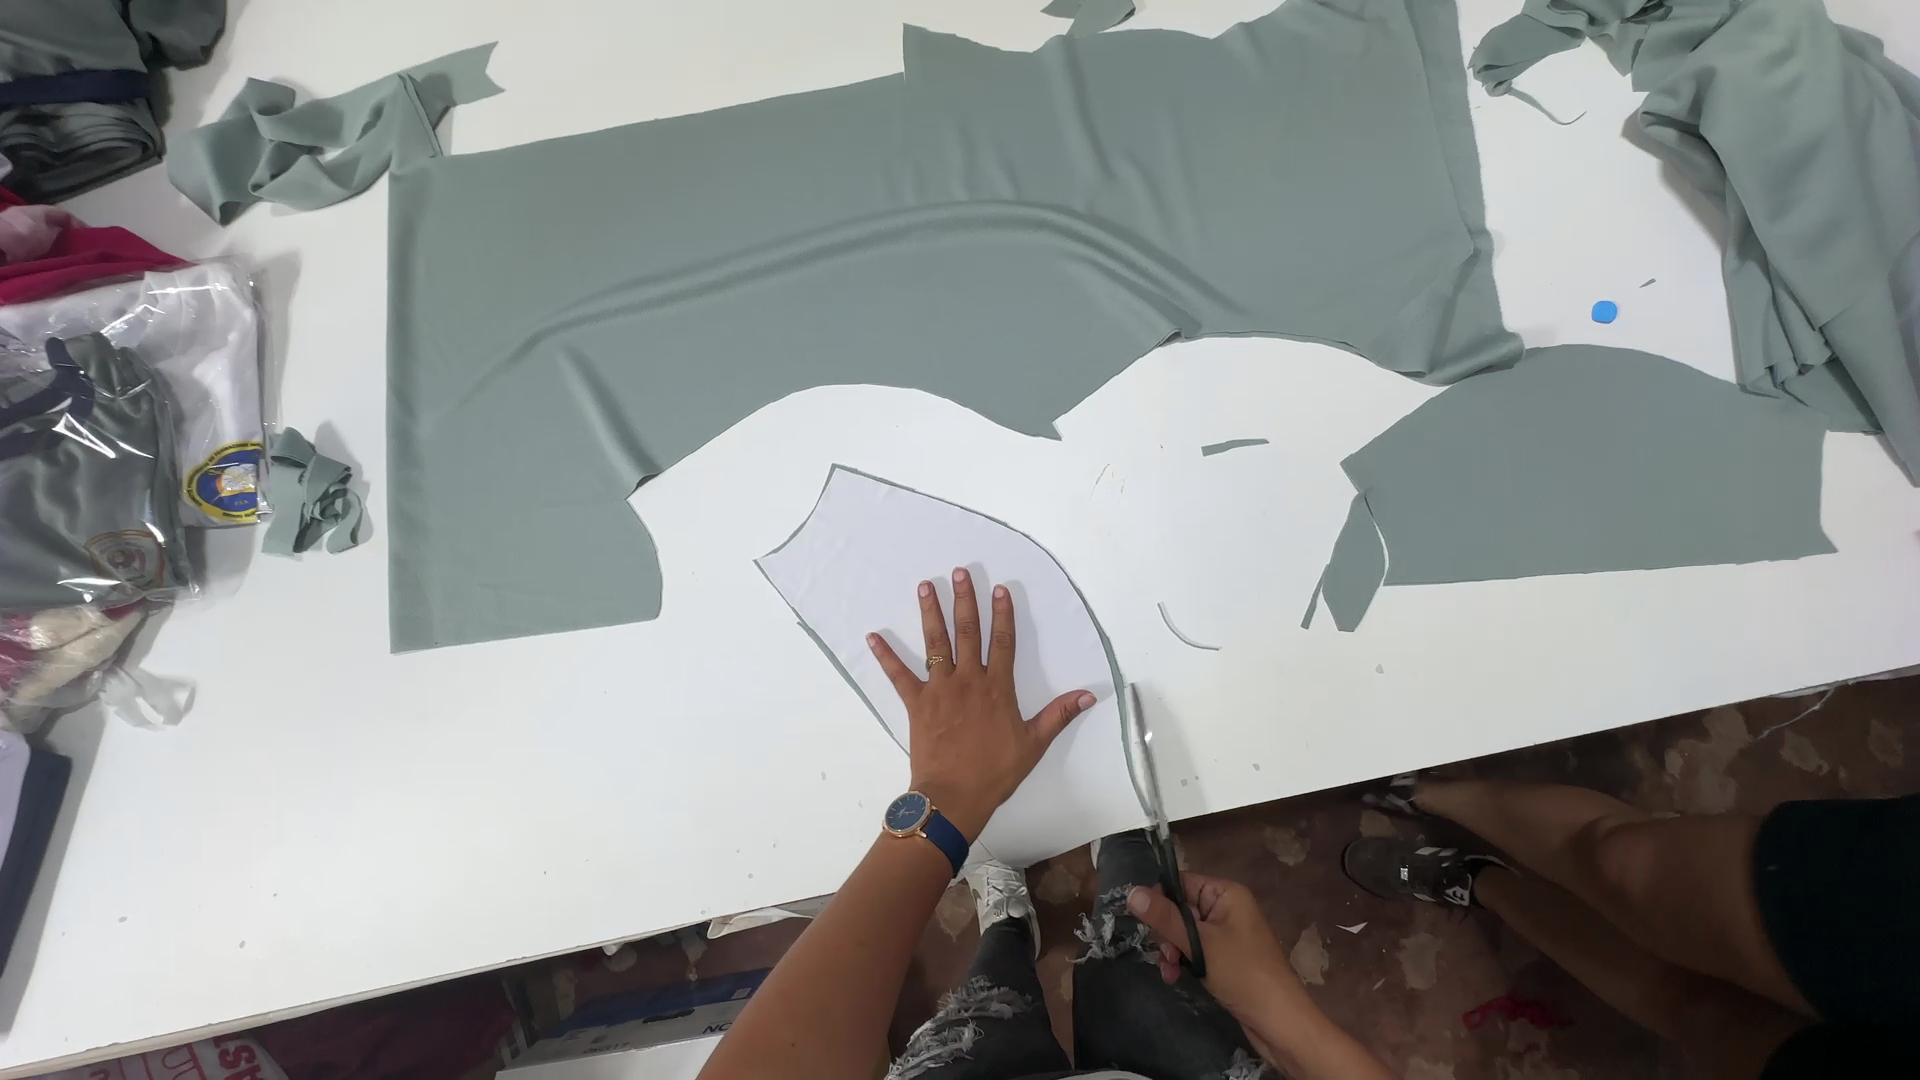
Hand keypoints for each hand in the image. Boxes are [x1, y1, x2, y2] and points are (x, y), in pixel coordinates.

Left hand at [867, 568, 1095, 840]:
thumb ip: (1058, 714)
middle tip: (960, 572)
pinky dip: (885, 655)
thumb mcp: (1033, 744)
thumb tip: (1089, 695)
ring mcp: (939, 688)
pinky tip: (872, 636)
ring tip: (926, 585)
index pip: (1003, 642)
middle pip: (968, 632)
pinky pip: (898, 675)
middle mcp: (968, 680)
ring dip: (930, 613)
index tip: (1000, 588)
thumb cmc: (995, 771)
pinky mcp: (916, 702)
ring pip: (935, 643)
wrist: (954, 796)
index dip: (1003, 614)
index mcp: (996, 688)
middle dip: (965, 600)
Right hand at [1127, 872, 1307, 1028]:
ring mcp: (1225, 934)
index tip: (1145, 923)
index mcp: (1226, 894)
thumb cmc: (1245, 975)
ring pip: (1183, 932)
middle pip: (1179, 908)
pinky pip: (1194, 949)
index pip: (1180, 883)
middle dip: (1166, 933)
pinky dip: (1183, 960)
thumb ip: (1165, 918)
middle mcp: (1225, 908)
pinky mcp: (1224, 957)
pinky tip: (1175, 976)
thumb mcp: (1201, 945)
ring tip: (1170, 970)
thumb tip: (1131, 892)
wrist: (1282, 1026)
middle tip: (1165, 954)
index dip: (1159, 900)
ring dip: (1172, 950)